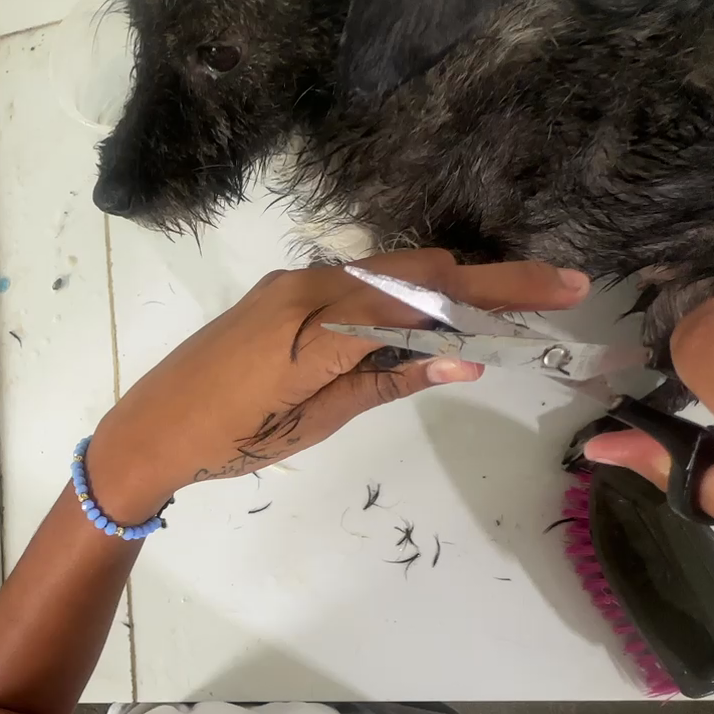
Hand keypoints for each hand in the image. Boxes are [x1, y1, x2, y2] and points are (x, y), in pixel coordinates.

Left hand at [87, 249, 592, 519]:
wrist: (150, 428)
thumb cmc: (227, 441)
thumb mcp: (313, 422)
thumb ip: (385, 382)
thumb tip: (462, 360)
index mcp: (318, 330)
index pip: (426, 301)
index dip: (498, 295)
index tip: (563, 290)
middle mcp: (305, 289)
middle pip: (411, 272)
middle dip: (480, 283)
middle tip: (545, 297)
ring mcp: (285, 285)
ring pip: (381, 273)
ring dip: (437, 287)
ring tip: (489, 313)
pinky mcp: (272, 292)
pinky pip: (347, 283)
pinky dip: (390, 294)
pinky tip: (415, 317)